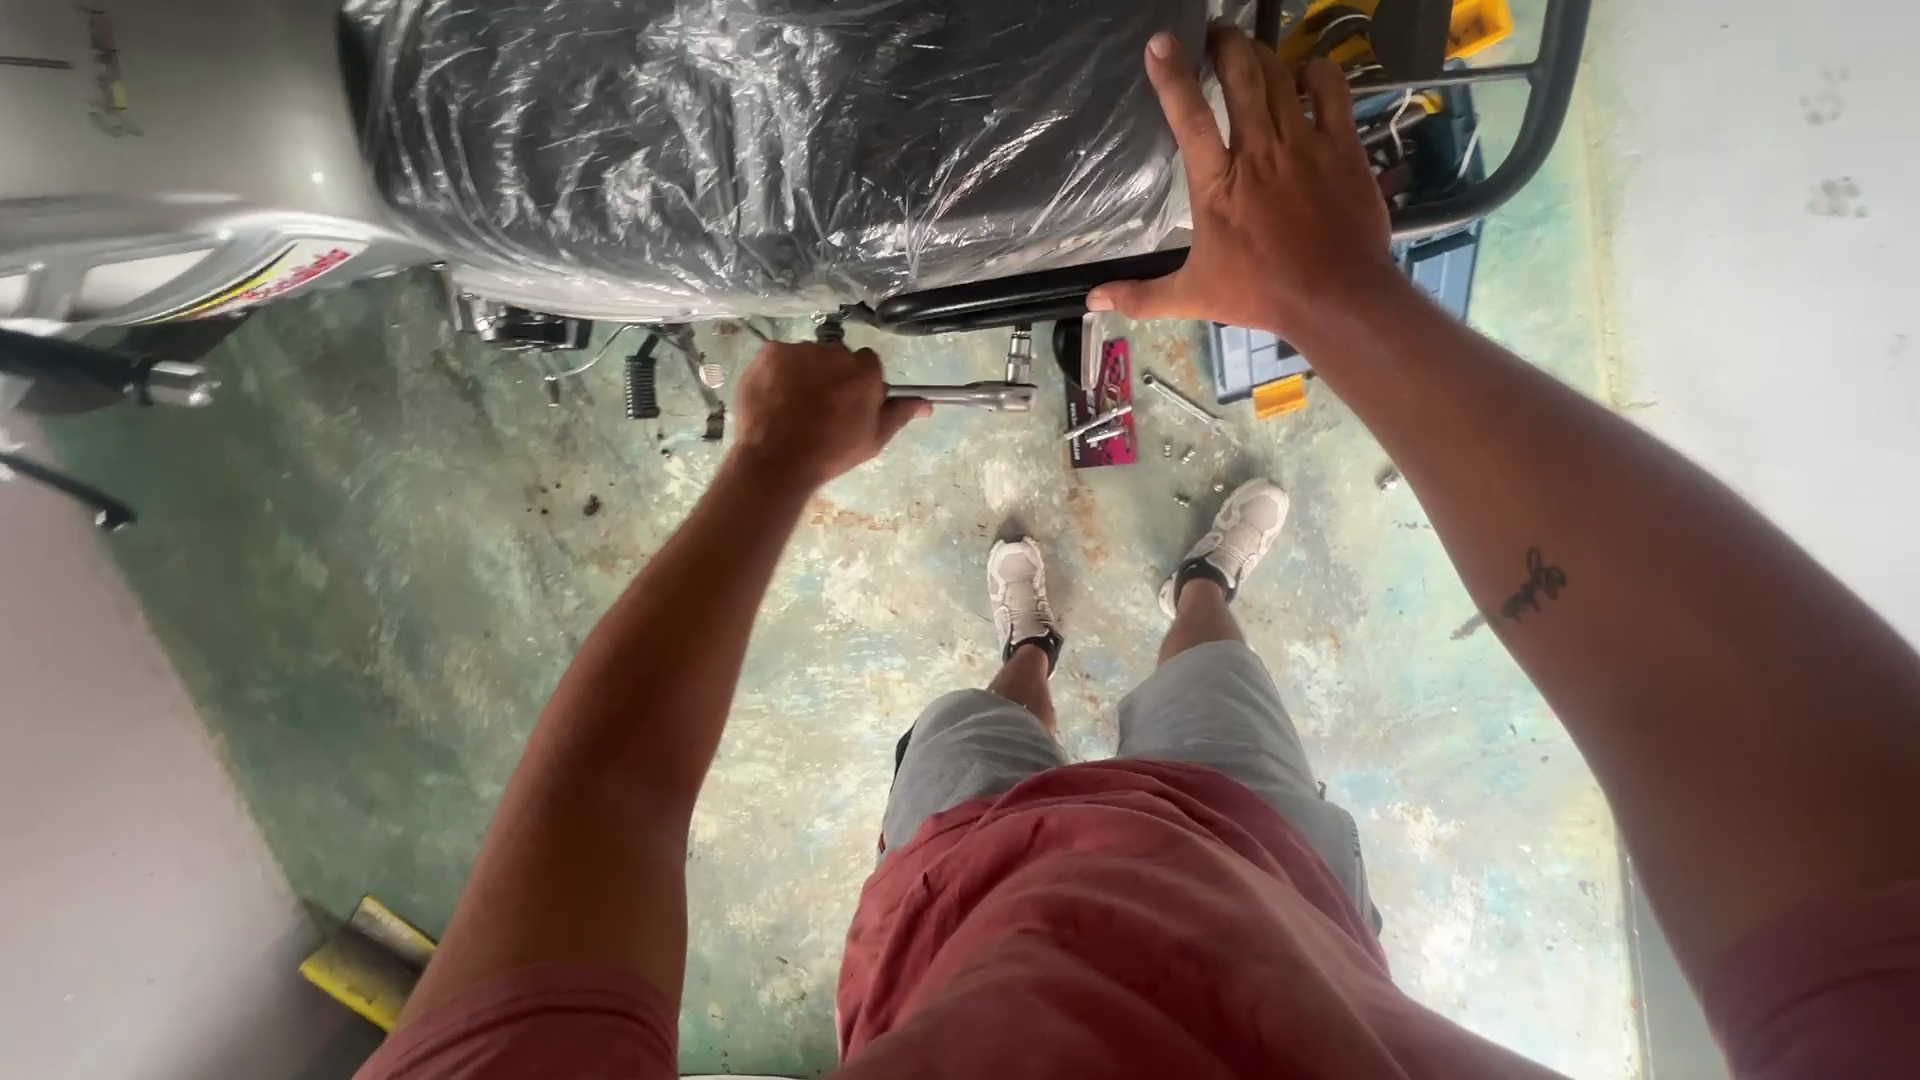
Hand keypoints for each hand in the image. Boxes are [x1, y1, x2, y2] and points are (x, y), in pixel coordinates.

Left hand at [730, 342, 927, 488]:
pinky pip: (779, 358)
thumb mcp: (873, 438)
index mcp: (864, 371)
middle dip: (832, 375)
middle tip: (821, 407)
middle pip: (837, 357)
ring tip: (794, 406)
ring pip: (807, 356)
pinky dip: (779, 373)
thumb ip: (899, 414)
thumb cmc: (831, 452)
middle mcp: (834, 352)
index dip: (858, 383)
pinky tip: (776, 398)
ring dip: (805, 373)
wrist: (777, 459)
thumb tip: (927, 404)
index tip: (849, 403)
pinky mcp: (769, 353)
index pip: (868, 363)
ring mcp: (799, 350)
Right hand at [1088, 26, 1402, 338]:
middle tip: (1215, 36)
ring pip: (1280, 76)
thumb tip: (1094, 300)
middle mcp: (1259, 152)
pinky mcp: (1342, 145)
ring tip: (1248, 50)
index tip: (1160, 43)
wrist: (1335, 296)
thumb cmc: (1260, 294)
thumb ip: (1141, 296)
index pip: (1190, 117)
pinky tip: (1304, 73)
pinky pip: (1331, 88)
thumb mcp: (1192, 297)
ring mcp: (1304, 144)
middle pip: (1241, 75)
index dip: (1172, 76)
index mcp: (1217, 185)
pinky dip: (1315, 72)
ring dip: (1261, 54)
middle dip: (1226, 45)